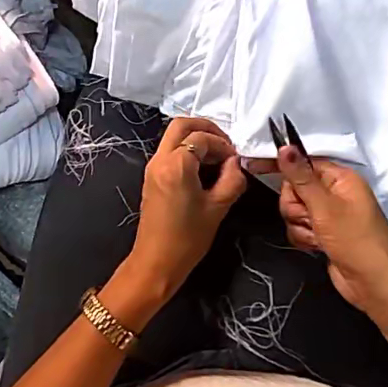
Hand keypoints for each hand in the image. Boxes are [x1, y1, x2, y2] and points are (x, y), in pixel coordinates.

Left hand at [119, 117, 246, 301]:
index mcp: (175, 164)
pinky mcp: (151, 177)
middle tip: (226, 144)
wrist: (156, 261)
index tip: (236, 159)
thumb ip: (232, 179)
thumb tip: (236, 163)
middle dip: (205, 128)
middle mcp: (159, 160)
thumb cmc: (187, 238)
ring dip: (195, 139)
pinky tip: (205, 169)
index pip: (201, 137)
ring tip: (218, 157)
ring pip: (172, 137)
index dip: (223, 144)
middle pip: (180, 125)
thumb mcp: (218, 207)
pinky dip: (186, 151)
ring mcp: (152, 168)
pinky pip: (169, 152)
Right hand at [265, 146, 387, 323]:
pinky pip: (298, 227)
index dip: (282, 166)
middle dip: (294, 206)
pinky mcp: (322, 234)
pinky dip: (303, 237)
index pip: (303, 162)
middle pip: (293, 188)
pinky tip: (317, 246)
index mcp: (341, 178)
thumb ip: (301, 177)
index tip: (254, 166)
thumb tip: (285, 146)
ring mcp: (328, 215)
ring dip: (299, 225)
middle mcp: (334, 193)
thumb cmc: (356, 241)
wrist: (375, 285)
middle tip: (310, 217)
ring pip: (292, 210)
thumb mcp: (325, 206)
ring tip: (318, 236)